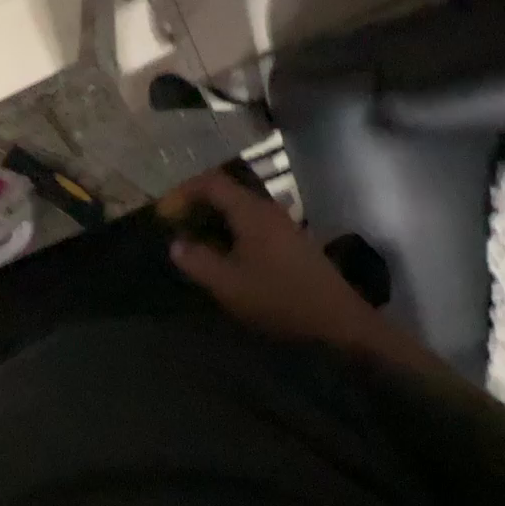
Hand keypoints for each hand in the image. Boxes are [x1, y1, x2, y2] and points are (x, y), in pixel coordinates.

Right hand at [164, 168, 376, 344]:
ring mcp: (284, 224)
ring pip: (241, 209)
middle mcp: (268, 209)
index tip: (165, 213)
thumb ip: (197, 261)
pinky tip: (228, 255)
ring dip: (216, 219)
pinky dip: (233, 230)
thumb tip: (176, 244)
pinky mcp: (293, 241)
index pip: (211, 183)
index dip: (183, 192)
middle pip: (226, 192)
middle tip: (177, 226)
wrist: (339, 322)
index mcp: (251, 211)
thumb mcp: (228, 285)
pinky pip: (254, 223)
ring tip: (197, 242)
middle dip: (197, 205)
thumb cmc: (279, 298)